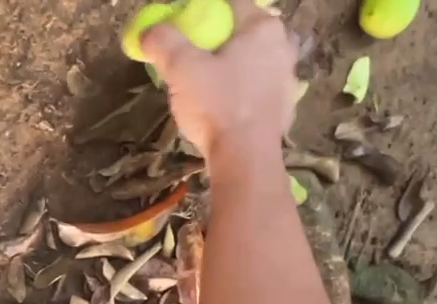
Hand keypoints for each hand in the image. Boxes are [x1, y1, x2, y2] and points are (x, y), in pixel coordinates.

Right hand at [140, 1, 298, 161]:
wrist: (245, 156)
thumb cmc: (217, 105)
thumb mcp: (181, 70)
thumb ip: (164, 43)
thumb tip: (148, 31)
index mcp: (262, 26)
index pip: (230, 6)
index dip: (203, 16)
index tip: (184, 34)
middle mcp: (282, 44)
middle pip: (244, 35)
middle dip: (220, 46)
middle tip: (195, 65)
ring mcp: (288, 77)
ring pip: (254, 64)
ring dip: (234, 71)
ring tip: (210, 92)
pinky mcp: (285, 107)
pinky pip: (260, 92)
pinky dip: (244, 96)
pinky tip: (227, 112)